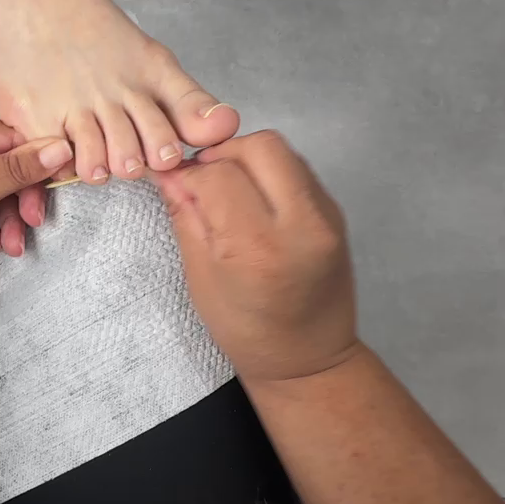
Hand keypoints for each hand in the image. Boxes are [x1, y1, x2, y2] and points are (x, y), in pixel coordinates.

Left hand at [0, 117, 73, 285]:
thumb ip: (19, 168)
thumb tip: (61, 148)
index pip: (12, 137)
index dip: (38, 158)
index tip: (59, 178)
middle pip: (12, 166)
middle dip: (23, 197)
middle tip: (32, 219)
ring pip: (5, 192)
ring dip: (12, 219)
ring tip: (11, 242)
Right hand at [152, 130, 360, 382]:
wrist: (309, 357)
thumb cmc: (244, 327)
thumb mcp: (199, 274)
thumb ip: (186, 215)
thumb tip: (168, 174)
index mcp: (258, 246)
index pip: (218, 175)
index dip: (188, 173)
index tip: (174, 183)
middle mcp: (301, 223)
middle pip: (259, 146)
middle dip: (221, 153)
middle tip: (202, 177)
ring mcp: (326, 215)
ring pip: (281, 150)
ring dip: (245, 158)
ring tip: (225, 186)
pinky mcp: (335, 212)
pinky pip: (296, 169)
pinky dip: (266, 171)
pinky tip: (251, 197)